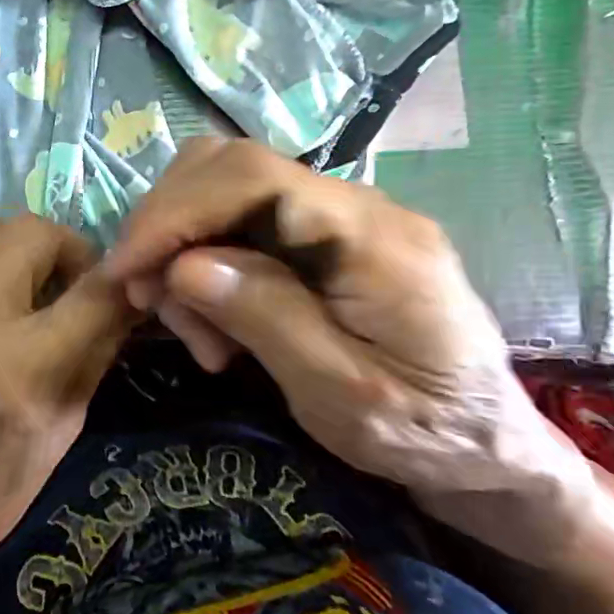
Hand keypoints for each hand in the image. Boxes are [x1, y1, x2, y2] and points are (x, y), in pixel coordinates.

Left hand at [0, 216, 137, 613]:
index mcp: (28, 366)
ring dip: (11, 246)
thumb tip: (126, 293)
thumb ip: (97, 347)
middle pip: (32, 234)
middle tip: (66, 273)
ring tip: (17, 275)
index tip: (121, 279)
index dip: (119, 276)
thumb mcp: (68, 419)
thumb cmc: (5, 475)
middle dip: (65, 245)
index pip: (94, 291)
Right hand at [103, 138, 585, 505]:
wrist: (488, 446)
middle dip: (168, 227)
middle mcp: (354, 206)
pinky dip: (202, 261)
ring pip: (222, 188)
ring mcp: (337, 216)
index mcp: (373, 238)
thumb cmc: (426, 433)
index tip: (125, 272)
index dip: (173, 214)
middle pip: (228, 166)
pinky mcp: (320, 236)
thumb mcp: (344, 397)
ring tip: (194, 330)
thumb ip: (269, 319)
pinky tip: (214, 320)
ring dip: (181, 247)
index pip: (251, 179)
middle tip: (148, 301)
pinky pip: (238, 222)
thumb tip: (184, 265)